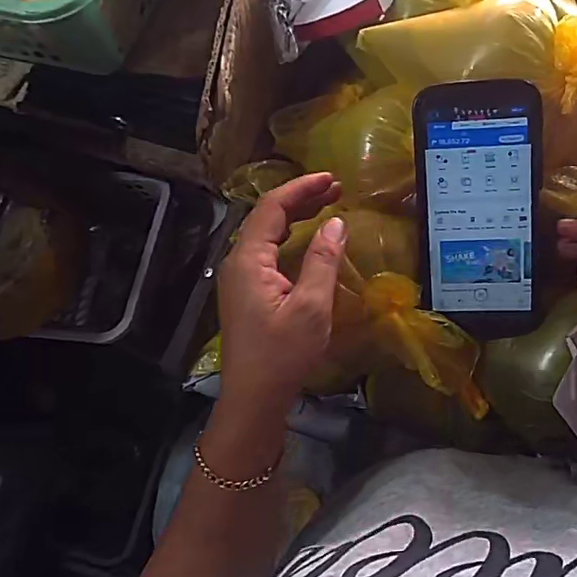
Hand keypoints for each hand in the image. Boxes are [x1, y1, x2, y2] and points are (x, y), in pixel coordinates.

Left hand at [218, 172, 346, 413]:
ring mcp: (241, 279)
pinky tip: (309, 239)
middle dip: (301, 198)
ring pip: (267, 234)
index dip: (301, 189)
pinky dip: (291, 237)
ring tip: (327, 204)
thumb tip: (337, 222)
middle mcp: (239, 263)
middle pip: (267, 217)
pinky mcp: (248, 293)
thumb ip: (323, 261)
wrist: (254, 397)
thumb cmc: (282, 354)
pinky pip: (269, 252)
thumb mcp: (311, 307)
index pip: (272, 208)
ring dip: (296, 216)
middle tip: (336, 188)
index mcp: (248, 261)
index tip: (331, 178)